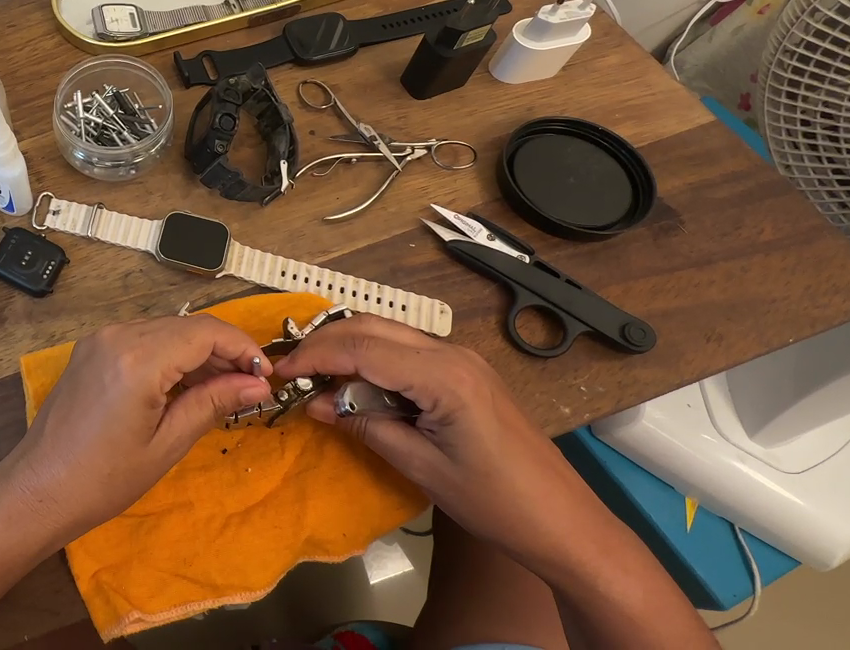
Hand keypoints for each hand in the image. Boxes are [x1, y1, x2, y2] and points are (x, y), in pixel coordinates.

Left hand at [0, 316, 272, 540]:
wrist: (41, 487)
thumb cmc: (105, 478)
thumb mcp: (168, 443)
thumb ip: (213, 402)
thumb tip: (258, 383)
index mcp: (139, 357)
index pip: (205, 331)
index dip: (243, 347)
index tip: (267, 375)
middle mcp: (118, 334)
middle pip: (186, 326)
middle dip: (223, 350)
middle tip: (251, 387)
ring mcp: (101, 338)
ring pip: (165, 329)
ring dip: (197, 352)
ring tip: (224, 390)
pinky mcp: (91, 348)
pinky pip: (142, 338)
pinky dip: (169, 354)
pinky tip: (185, 384)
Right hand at [273, 314, 609, 569]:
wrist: (567, 525)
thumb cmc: (495, 502)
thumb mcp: (421, 467)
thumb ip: (365, 424)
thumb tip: (316, 405)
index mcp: (443, 375)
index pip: (362, 348)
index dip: (316, 356)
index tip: (282, 372)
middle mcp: (451, 353)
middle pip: (371, 326)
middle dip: (326, 343)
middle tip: (293, 370)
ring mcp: (461, 358)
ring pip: (387, 331)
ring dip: (348, 348)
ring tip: (317, 377)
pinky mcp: (465, 371)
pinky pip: (406, 349)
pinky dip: (373, 358)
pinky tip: (357, 384)